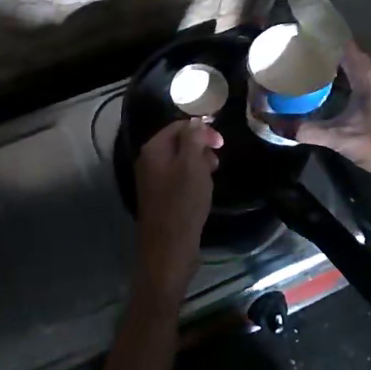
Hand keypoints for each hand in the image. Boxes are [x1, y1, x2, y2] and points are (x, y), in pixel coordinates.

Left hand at [135, 119, 222, 282]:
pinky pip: (179, 178)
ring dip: (199, 165)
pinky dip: (193, 180)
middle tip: (216, 163)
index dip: (201, 130)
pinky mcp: (160, 198)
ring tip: (211, 178)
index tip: (221, 143)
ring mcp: (153, 181)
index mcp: (153, 150)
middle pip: (178, 143)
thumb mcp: (193, 165)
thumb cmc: (182, 203)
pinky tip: (203, 191)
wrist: (169, 248)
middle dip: (200, 148)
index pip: (178, 126)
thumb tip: (195, 121)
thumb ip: (193, 139)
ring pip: (180, 161)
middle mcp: (149, 162)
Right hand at [290, 43, 370, 202]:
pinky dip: (346, 87)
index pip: (342, 45)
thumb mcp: (343, 139)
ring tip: (304, 77)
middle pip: (347, 58)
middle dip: (322, 59)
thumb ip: (307, 130)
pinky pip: (363, 85)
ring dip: (334, 74)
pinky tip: (329, 98)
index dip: (319, 40)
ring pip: (356, 73)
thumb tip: (272, 123)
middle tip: (293, 61)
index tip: (295, 40)